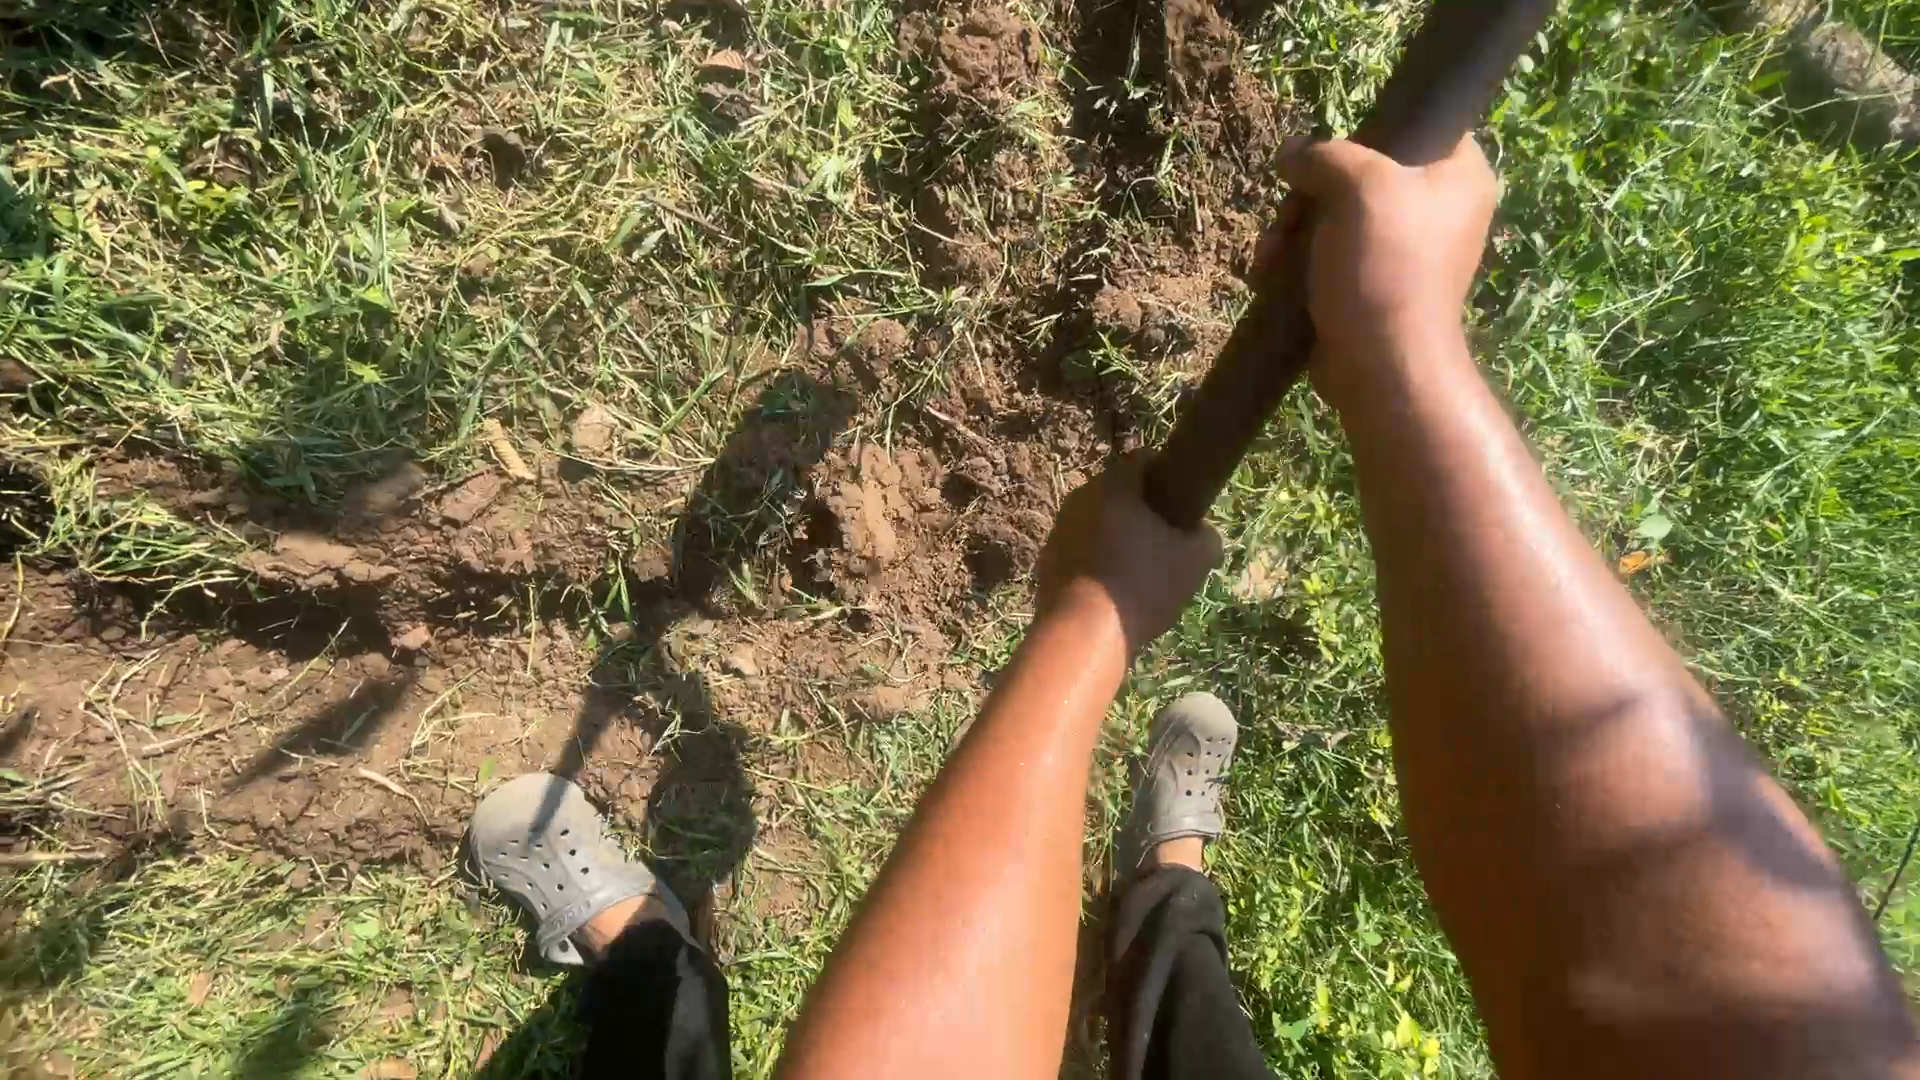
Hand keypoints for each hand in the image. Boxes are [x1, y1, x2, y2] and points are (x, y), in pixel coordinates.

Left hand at [1034, 454, 1221, 653]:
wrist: (1084, 633)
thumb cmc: (1143, 586)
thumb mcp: (1195, 560)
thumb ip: (1205, 535)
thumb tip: (1199, 532)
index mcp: (1112, 485)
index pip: (1143, 459)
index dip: (1167, 475)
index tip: (1181, 503)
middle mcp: (1079, 498)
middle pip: (1117, 493)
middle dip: (1140, 511)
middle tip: (1163, 542)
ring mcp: (1058, 529)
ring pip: (1096, 522)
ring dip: (1115, 537)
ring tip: (1137, 572)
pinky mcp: (1046, 559)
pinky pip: (1079, 549)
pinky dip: (1095, 561)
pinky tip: (1110, 590)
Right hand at [1264, 133, 1496, 376]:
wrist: (1378, 362)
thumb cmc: (1384, 268)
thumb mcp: (1360, 190)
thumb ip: (1326, 157)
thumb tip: (1290, 154)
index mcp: (1458, 176)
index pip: (1417, 128)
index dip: (1365, 137)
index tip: (1327, 161)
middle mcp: (1434, 212)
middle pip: (1357, 180)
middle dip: (1308, 200)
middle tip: (1287, 220)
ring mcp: (1398, 255)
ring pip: (1331, 223)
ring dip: (1290, 237)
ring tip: (1269, 258)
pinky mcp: (1365, 289)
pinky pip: (1324, 261)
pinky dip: (1294, 266)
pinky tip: (1270, 277)